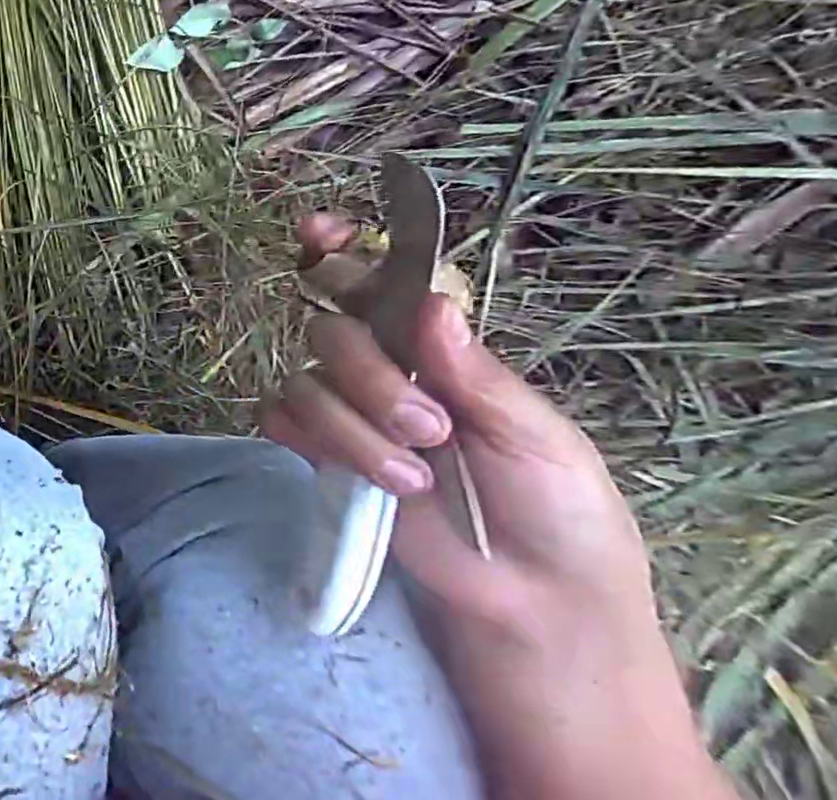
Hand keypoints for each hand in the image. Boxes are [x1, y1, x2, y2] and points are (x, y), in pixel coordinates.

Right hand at [263, 214, 731, 799]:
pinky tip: (344, 471)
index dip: (343, 248)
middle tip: (427, 426)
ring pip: (306, 379)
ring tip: (410, 477)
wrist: (525, 604)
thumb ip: (474, 370)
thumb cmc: (557, 513)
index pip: (379, 278)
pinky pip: (279, 417)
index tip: (317, 233)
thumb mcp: (536, 435)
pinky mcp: (314, 449)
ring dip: (353, 426)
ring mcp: (343, 408)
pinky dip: (305, 437)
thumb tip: (432, 301)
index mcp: (440, 348)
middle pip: (333, 327)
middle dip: (370, 374)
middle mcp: (383, 367)